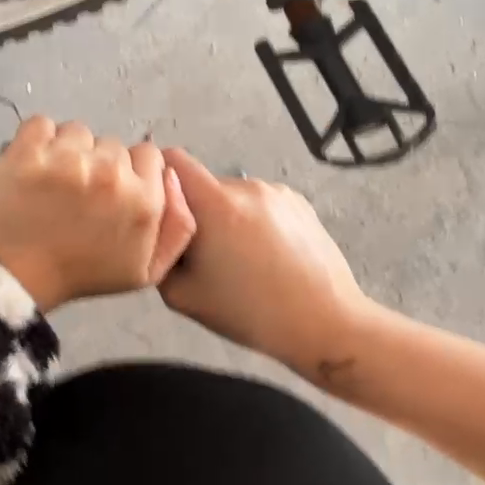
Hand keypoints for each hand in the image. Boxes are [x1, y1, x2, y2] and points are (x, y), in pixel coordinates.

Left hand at [0, 116, 195, 311]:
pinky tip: (35, 162)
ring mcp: (66, 159)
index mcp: (142, 199)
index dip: (131, 170)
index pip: (148, 155)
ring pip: (78, 131)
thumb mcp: (147, 269)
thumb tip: (173, 176)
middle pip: (112, 144)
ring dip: (69, 148)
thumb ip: (178, 225)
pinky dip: (38, 137)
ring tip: (55, 177)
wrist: (19, 274)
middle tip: (79, 191)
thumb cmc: (83, 273)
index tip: (111, 188)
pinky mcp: (28, 151)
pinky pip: (41, 123)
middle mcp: (109, 172)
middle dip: (99, 162)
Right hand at [157, 149, 378, 384]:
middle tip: (201, 251)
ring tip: (238, 257)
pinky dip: (251, 220)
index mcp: (214, 204)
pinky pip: (257, 203)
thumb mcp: (180, 294)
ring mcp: (276, 192)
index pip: (171, 159)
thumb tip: (157, 229)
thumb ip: (159, 252)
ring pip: (229, 195)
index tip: (158, 207)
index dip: (158, 177)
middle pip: (200, 183)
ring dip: (223, 216)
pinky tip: (264, 254)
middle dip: (193, 209)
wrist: (327, 325)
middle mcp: (245, 187)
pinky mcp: (299, 202)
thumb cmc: (249, 312)